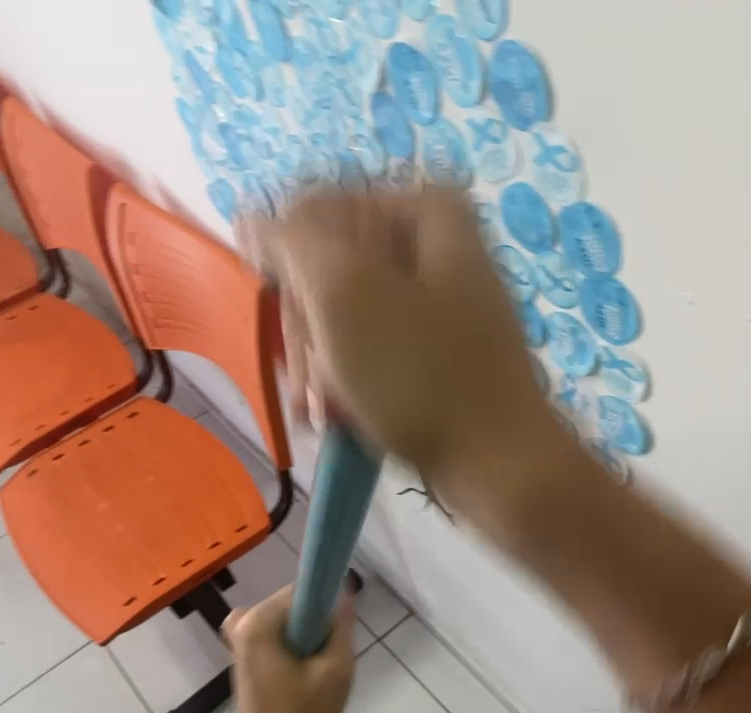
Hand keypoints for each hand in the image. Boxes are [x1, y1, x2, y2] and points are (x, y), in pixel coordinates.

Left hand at [223, 584, 356, 712]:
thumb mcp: (337, 667)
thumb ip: (341, 626)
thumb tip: (345, 593)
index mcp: (257, 622)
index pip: (300, 592)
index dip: (324, 608)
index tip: (334, 634)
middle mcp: (241, 625)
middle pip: (290, 606)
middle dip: (312, 624)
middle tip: (326, 657)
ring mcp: (238, 644)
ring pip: (283, 623)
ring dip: (303, 639)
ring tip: (314, 670)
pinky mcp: (242, 660)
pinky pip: (273, 638)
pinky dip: (290, 649)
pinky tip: (301, 677)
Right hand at [250, 188, 564, 492]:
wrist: (497, 464)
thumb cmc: (420, 376)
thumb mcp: (345, 294)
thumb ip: (291, 240)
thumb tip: (253, 217)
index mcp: (425, 210)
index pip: (315, 210)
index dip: (289, 264)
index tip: (291, 314)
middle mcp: (435, 247)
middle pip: (330, 267)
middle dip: (308, 326)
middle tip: (311, 374)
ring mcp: (437, 305)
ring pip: (344, 316)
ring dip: (319, 363)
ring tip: (318, 409)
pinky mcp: (434, 355)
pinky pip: (370, 352)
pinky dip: (345, 381)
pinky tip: (331, 417)